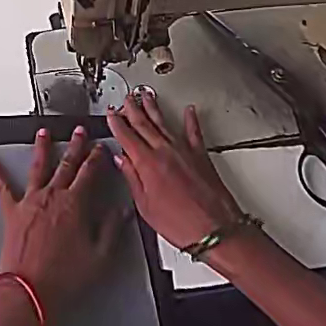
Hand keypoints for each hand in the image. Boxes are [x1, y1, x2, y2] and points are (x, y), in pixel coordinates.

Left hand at [0, 126, 125, 321]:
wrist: (29, 291)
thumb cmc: (63, 277)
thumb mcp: (100, 256)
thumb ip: (112, 229)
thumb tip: (122, 212)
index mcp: (75, 204)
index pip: (90, 173)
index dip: (97, 158)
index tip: (101, 149)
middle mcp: (52, 196)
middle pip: (66, 163)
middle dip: (75, 145)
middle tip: (79, 132)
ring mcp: (30, 201)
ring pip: (38, 166)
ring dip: (42, 147)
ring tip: (43, 132)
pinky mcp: (11, 212)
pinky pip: (1, 187)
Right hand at [106, 88, 244, 251]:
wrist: (215, 229)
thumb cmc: (182, 223)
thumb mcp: (145, 206)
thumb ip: (132, 179)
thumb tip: (121, 162)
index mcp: (147, 163)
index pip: (126, 136)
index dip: (116, 123)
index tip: (111, 114)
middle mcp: (165, 151)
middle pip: (144, 124)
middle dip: (132, 109)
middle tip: (126, 99)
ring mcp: (184, 150)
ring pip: (164, 122)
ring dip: (154, 108)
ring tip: (147, 96)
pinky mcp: (200, 155)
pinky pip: (194, 131)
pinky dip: (190, 119)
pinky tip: (189, 110)